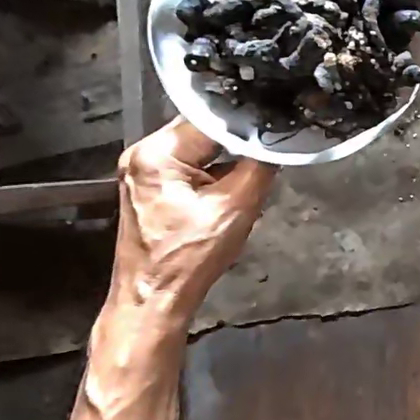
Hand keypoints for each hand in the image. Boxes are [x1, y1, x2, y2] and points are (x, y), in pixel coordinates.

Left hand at [110, 117, 274, 316]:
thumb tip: (276, 141)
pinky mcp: (152, 186)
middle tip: (261, 160)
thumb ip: (260, 166)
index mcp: (155, 154)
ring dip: (225, 162)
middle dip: (235, 145)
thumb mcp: (237, 207)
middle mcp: (142, 155)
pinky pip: (191, 166)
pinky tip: (225, 197)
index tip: (272, 131)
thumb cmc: (187, 260)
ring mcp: (144, 171)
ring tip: (239, 187)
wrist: (154, 299)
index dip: (246, 125)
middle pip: (203, 132)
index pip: (211, 120)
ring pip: (199, 149)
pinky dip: (212, 176)